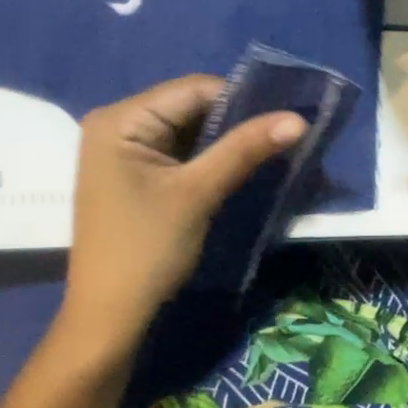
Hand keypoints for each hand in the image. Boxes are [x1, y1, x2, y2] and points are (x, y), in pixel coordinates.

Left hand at [64, 75, 306, 330]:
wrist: (109, 316)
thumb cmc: (147, 250)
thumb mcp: (198, 194)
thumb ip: (245, 149)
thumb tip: (299, 118)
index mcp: (119, 119)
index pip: (192, 90)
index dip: (241, 102)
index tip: (285, 121)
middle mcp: (115, 125)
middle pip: (189, 108)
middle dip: (235, 124)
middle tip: (284, 139)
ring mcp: (121, 152)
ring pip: (186, 133)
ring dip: (225, 144)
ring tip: (269, 154)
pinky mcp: (131, 177)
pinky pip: (177, 155)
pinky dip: (207, 161)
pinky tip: (238, 171)